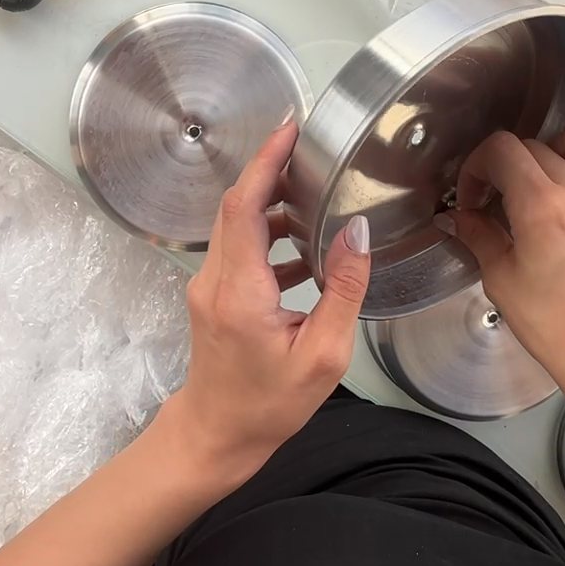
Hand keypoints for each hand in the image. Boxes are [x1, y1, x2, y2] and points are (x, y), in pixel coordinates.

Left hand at [153, 119, 372, 477]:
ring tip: (314, 194)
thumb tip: (356, 234)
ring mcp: (208, 286)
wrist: (216, 434)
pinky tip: (304, 247)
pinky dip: (268, 235)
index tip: (289, 131)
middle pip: (236, 206)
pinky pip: (239, 249)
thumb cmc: (268, 405)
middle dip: (269, 172)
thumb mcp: (323, 355)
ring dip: (270, 204)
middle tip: (309, 153)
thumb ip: (342, 290)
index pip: (244, 206)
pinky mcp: (213, 294)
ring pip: (236, 225)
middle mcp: (215, 280)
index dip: (264, 163)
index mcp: (240, 292)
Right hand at [445, 122, 564, 425]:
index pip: (501, 150)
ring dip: (553, 150)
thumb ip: (478, 237)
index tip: (472, 197)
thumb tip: (459, 216)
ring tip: (540, 185)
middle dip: (505, 166)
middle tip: (495, 199)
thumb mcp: (502, 282)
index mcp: (544, 208)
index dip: (476, 167)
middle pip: (534, 144)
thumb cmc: (560, 330)